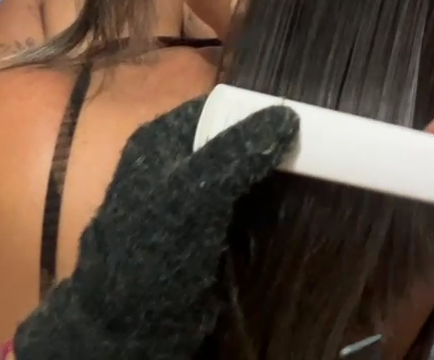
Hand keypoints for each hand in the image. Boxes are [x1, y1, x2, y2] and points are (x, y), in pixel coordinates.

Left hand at [14, 98, 297, 359]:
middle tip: (303, 148)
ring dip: (265, 174)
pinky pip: (236, 201)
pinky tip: (282, 205)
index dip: (254, 109)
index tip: (294, 118)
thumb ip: (239, 150)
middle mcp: (171, 160)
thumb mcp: (198, 189)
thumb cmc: (157, 245)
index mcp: (160, 137)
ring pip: (236, 170)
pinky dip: (258, 202)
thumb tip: (287, 114)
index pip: (217, 106)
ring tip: (303, 173)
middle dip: (263, 142)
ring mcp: (183, 196)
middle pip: (229, 136)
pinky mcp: (197, 229)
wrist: (130, 326)